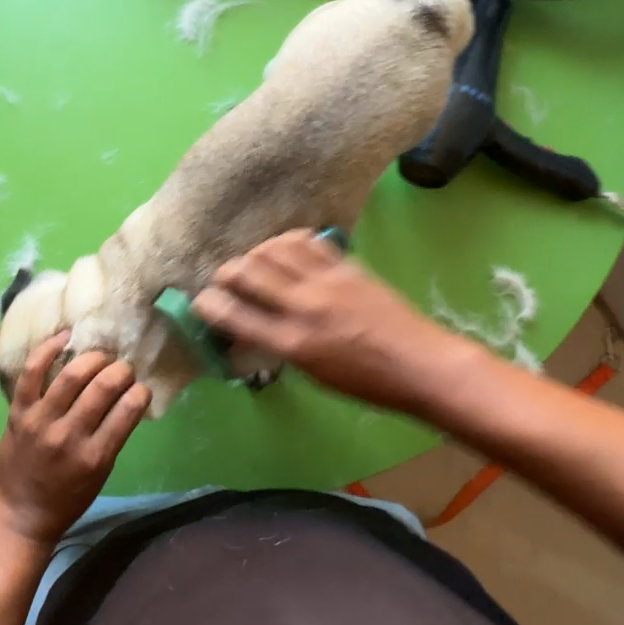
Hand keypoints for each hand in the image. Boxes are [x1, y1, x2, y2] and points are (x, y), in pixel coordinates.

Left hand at [0, 333, 151, 544]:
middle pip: (103, 387)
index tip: (141, 387)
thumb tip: (127, 397)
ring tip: (101, 355)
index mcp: (95, 455)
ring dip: (93, 358)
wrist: (21, 513)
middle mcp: (69, 435)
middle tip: (123, 369)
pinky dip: (48, 349)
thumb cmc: (68, 497)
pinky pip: (31, 372)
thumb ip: (113, 436)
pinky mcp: (17, 412)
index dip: (140, 392)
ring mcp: (40, 421)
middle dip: (121, 371)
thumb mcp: (102, 474)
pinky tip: (64, 337)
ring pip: (71, 375)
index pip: (128, 411)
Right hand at [192, 230, 483, 412]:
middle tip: (224, 278)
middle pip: (249, 273)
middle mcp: (305, 308)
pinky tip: (286, 250)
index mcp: (294, 344)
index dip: (210, 305)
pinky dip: (288, 242)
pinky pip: (307, 242)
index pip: (236, 316)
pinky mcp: (348, 267)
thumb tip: (251, 326)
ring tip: (255, 262)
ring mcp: (328, 282)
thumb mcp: (313, 373)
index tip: (200, 301)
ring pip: (274, 249)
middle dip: (227, 272)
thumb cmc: (366, 382)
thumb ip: (279, 344)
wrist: (423, 366)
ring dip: (255, 253)